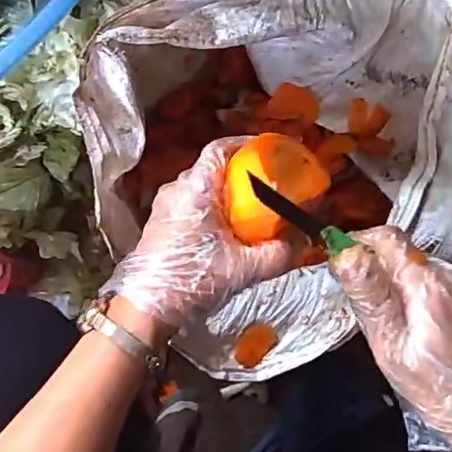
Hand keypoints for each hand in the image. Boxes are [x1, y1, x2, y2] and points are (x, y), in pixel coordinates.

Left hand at [102, 137, 296, 331]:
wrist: (147, 307)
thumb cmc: (193, 280)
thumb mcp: (244, 268)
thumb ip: (279, 253)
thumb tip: (303, 242)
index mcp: (195, 188)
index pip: (219, 149)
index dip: (245, 144)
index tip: (267, 150)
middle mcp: (176, 189)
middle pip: (212, 168)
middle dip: (240, 172)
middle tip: (265, 183)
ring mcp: (164, 205)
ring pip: (200, 187)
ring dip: (224, 192)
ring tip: (249, 207)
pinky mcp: (160, 222)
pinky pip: (190, 203)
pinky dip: (210, 206)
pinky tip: (226, 227)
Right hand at [331, 226, 451, 451]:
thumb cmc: (438, 392)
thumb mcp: (391, 349)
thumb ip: (369, 297)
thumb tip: (345, 255)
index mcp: (429, 286)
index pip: (388, 238)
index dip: (362, 242)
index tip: (346, 259)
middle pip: (409, 257)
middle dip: (387, 274)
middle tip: (377, 311)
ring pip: (430, 271)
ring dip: (412, 287)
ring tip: (410, 328)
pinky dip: (436, 298)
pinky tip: (437, 331)